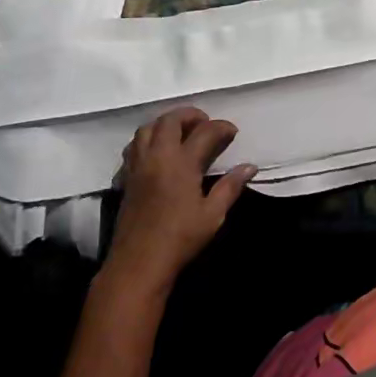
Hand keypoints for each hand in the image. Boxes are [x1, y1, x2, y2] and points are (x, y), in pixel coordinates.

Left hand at [107, 107, 254, 290]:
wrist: (139, 261)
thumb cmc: (180, 239)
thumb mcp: (212, 215)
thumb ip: (230, 187)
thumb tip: (249, 167)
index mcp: (181, 162)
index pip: (204, 132)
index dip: (221, 127)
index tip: (232, 131)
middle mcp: (157, 156)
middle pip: (170, 120)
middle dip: (190, 115)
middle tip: (205, 123)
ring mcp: (138, 165)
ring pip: (147, 128)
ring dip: (165, 123)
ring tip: (180, 132)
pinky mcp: (126, 177)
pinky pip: (133, 146)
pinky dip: (147, 139)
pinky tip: (157, 152)